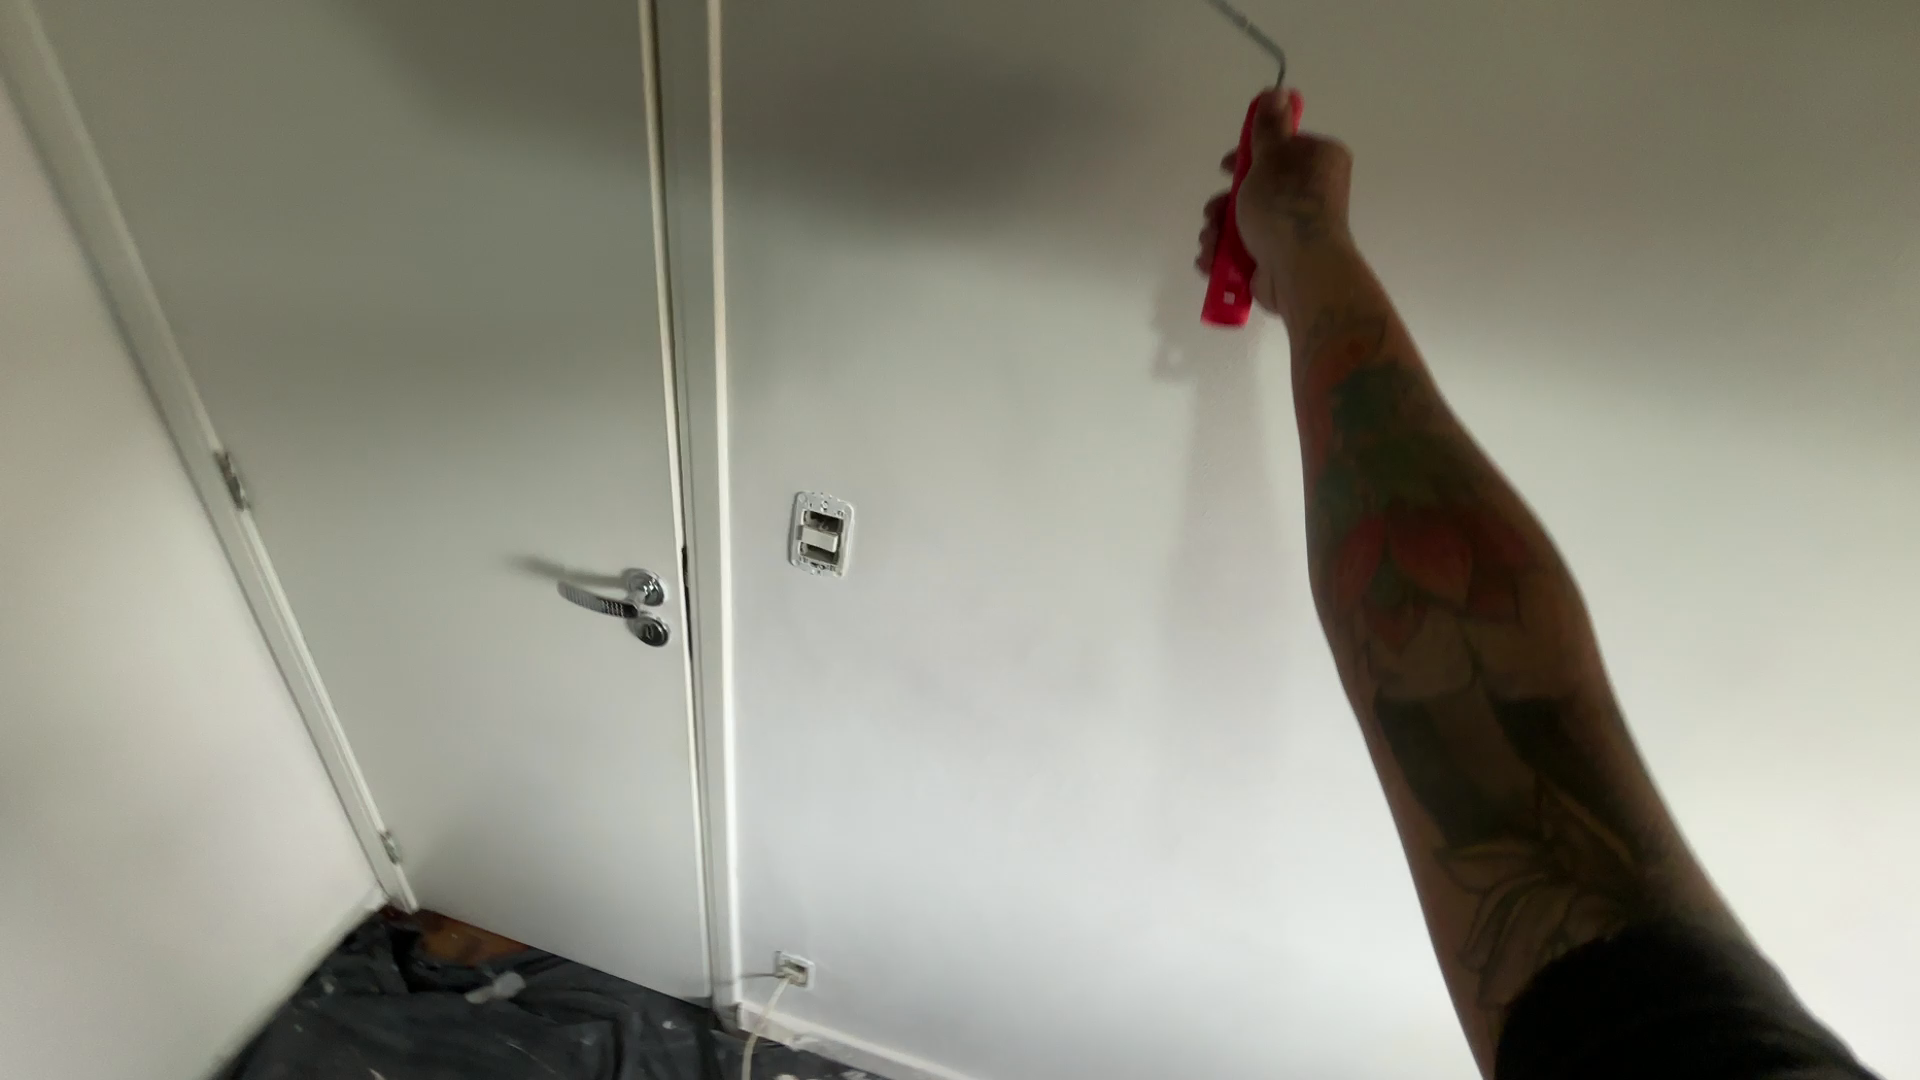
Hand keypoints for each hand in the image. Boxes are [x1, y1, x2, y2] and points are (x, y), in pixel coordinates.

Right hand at [1195, 91, 1354, 316]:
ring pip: (1242, 224)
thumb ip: (1269, 128)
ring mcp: (1291, 231)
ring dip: (1216, 233)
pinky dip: (1221, 258)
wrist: (1298, 269)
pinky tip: (1209, 262)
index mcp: (1316, 163)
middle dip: (1223, 205)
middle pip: (1254, 191)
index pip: (1279, 151)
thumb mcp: (1272, 158)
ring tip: (1208, 243)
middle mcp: (1308, 196)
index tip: (1225, 168)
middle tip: (1212, 213)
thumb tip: (1278, 90)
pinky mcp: (1276, 261)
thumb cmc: (1285, 208)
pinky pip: (1242, 253)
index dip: (1246, 158)